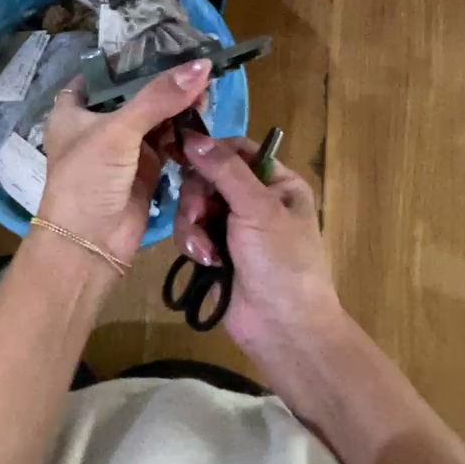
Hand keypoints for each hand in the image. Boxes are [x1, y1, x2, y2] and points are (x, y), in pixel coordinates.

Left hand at [37, 59, 211, 262]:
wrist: (89, 244)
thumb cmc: (88, 178)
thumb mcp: (118, 131)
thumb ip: (159, 97)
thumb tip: (201, 65)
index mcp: (73, 110)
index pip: (101, 75)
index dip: (129, 61)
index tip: (165, 45)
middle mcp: (97, 126)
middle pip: (136, 96)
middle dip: (165, 85)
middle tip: (199, 70)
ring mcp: (122, 149)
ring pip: (155, 119)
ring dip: (178, 108)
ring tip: (206, 91)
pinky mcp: (144, 170)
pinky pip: (168, 143)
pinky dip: (183, 134)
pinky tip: (202, 119)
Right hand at [174, 134, 342, 344]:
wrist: (282, 327)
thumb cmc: (282, 262)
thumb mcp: (258, 209)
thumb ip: (224, 171)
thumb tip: (192, 135)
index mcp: (277, 183)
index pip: (237, 150)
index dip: (209, 151)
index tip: (181, 153)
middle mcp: (255, 200)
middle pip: (207, 178)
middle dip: (197, 199)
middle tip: (199, 217)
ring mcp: (233, 227)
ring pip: (194, 206)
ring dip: (193, 227)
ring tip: (205, 252)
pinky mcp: (215, 251)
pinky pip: (191, 234)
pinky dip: (194, 246)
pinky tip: (205, 263)